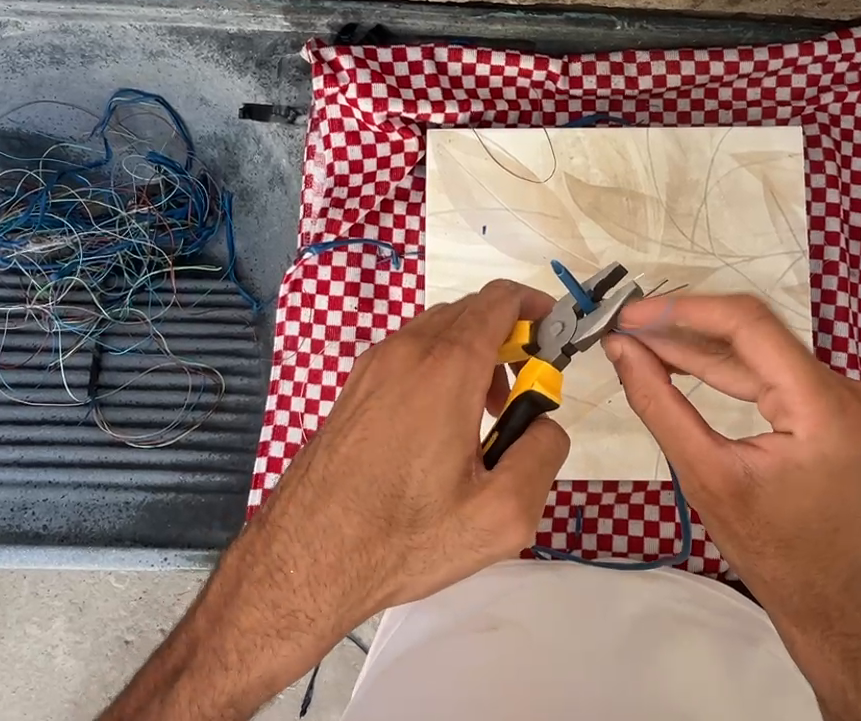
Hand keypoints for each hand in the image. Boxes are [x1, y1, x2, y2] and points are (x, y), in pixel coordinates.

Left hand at [102, 280, 569, 720]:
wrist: (304, 560)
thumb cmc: (406, 535)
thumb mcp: (503, 512)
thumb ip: (543, 452)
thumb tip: (543, 422)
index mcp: (447, 366)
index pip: (500, 300)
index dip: (536, 307)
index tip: (556, 338)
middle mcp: (408, 349)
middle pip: (472, 311)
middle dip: (510, 339)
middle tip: (524, 395)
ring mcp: (374, 364)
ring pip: (439, 331)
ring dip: (475, 354)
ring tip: (485, 418)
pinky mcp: (354, 386)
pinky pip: (411, 353)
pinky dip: (441, 367)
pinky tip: (441, 427)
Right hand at [604, 294, 860, 720]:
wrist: (829, 595)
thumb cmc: (770, 548)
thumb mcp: (704, 476)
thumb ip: (658, 403)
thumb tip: (620, 348)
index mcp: (827, 408)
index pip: (750, 325)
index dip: (684, 311)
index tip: (631, 314)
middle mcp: (848, 389)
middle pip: (754, 334)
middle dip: (684, 328)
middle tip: (626, 327)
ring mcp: (847, 394)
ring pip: (758, 350)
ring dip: (697, 346)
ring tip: (640, 340)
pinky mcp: (835, 402)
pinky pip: (769, 370)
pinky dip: (722, 367)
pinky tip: (678, 360)